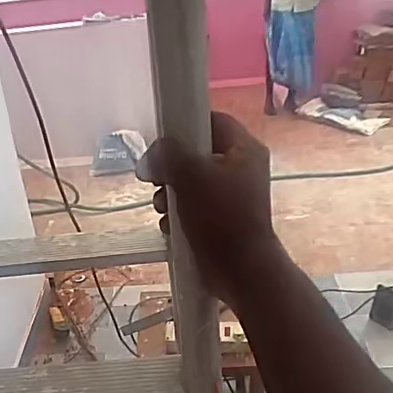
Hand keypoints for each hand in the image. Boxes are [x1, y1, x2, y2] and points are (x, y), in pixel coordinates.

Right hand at [139, 112, 280, 309]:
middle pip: (197, 155)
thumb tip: (148, 161)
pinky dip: (179, 218)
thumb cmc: (221, 218)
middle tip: (157, 180)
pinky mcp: (222, 225)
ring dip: (170, 196)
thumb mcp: (191, 175)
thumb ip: (166, 156)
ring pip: (192, 186)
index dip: (184, 125)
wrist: (241, 272)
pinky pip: (194, 211)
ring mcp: (232, 200)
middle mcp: (241, 171)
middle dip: (171, 169)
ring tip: (162, 209)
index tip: (162, 141)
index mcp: (244, 149)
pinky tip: (170, 228)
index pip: (211, 120)